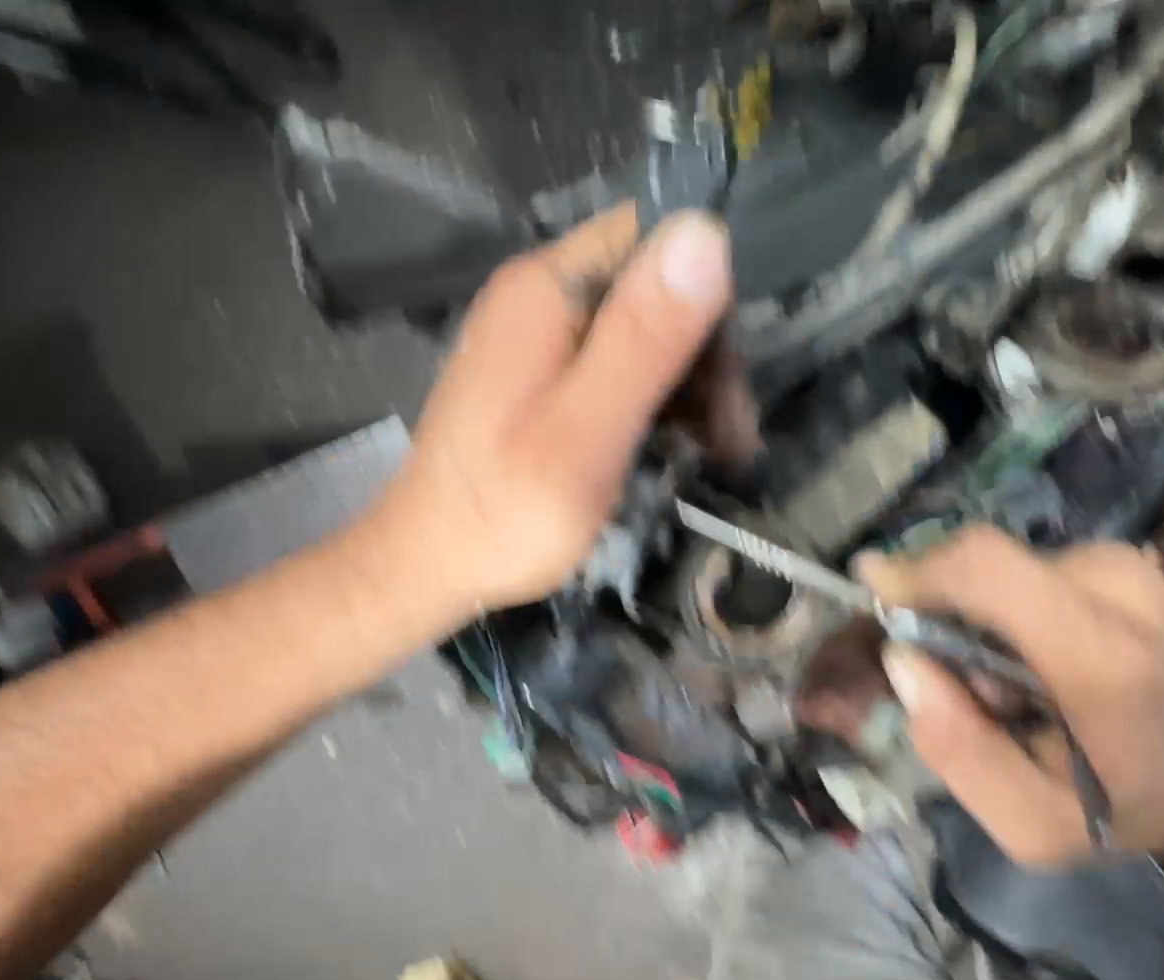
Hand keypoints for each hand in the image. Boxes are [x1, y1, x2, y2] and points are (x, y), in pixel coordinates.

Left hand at [369, 206, 732, 613]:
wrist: (429, 565)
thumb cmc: (504, 514)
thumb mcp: (584, 434)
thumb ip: (641, 339)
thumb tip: (706, 231)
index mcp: (546, 290)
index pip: (653, 233)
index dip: (711, 285)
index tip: (734, 367)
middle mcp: (539, 294)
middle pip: (654, 284)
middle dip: (706, 351)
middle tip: (734, 435)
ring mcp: (537, 334)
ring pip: (643, 326)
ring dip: (691, 382)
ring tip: (719, 452)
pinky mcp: (540, 373)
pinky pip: (617, 361)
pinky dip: (657, 398)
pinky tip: (680, 445)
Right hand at [857, 528, 1163, 863]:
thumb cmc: (1149, 801)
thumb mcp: (1037, 824)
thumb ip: (956, 750)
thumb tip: (905, 662)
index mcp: (1100, 652)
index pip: (984, 567)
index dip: (915, 569)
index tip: (872, 589)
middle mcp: (1117, 584)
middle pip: (981, 569)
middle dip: (948, 620)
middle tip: (973, 689)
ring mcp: (1131, 561)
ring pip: (1004, 572)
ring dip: (985, 622)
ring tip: (1020, 685)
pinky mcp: (1132, 554)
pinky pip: (1035, 571)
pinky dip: (1015, 610)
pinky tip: (1046, 659)